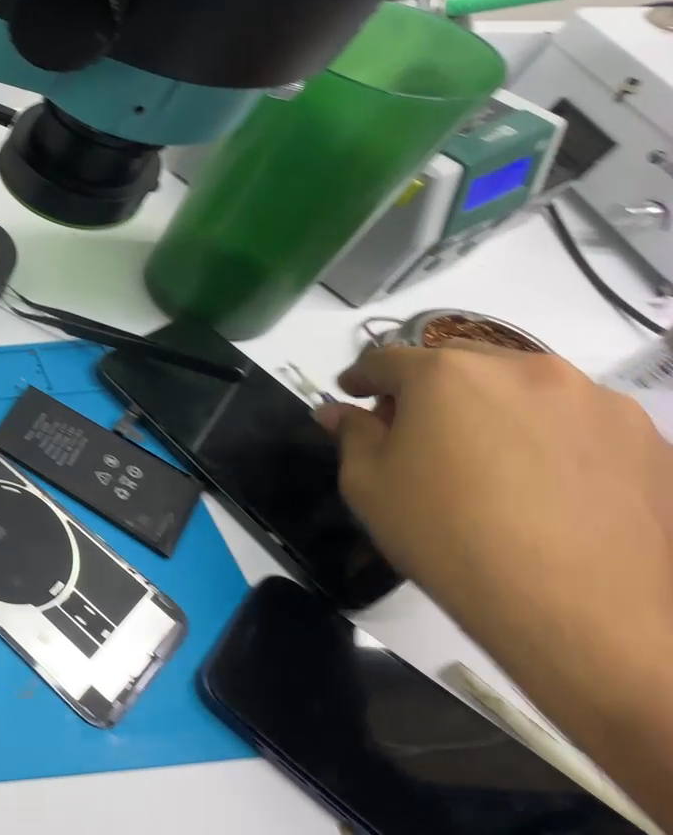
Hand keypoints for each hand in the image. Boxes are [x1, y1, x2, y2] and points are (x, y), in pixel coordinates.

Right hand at [319, 342, 672, 825]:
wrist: (616, 635)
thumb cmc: (463, 554)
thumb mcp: (372, 492)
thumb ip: (354, 438)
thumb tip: (351, 415)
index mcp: (449, 374)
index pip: (381, 356)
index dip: (356, 383)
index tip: (349, 407)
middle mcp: (526, 372)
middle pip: (454, 368)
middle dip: (425, 399)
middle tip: (408, 451)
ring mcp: (600, 407)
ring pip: (519, 397)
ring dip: (487, 424)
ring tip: (479, 486)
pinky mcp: (652, 448)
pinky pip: (574, 429)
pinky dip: (545, 450)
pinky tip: (541, 507)